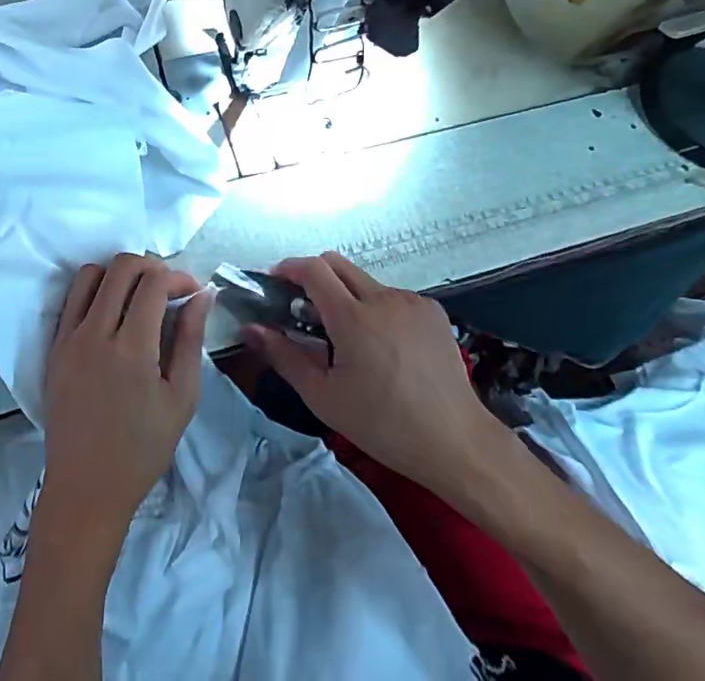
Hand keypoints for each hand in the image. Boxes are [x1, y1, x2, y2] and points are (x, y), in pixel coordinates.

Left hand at [41, 254, 209, 522]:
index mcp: (132, 349)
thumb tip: (203, 294)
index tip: (193, 293)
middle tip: (170, 290)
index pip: (154, 282)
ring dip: (121, 274)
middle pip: (122, 267)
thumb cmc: (143, 448)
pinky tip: (113, 312)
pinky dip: (95, 291)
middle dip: (153, 266)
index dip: (179, 277)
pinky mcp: (52, 349)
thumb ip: (191, 339)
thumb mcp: (182, 397)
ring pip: (91, 274)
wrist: (86, 488)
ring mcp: (68, 340)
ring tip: (140, 297)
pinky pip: (71, 299)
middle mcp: (95, 335)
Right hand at [242, 252, 506, 497]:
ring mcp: (412, 301)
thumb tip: (251, 329)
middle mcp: (384, 298)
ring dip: (348, 297)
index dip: (289, 267)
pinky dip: (378, 309)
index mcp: (354, 318)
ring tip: (349, 340)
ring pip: (367, 282)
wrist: (453, 439)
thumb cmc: (381, 425)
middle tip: (305, 310)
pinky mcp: (433, 310)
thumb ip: (284, 356)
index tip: (276, 282)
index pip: (314, 269)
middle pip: (339, 265)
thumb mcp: (323, 396)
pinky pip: (394, 297)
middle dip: (315, 276)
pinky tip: (384, 347)